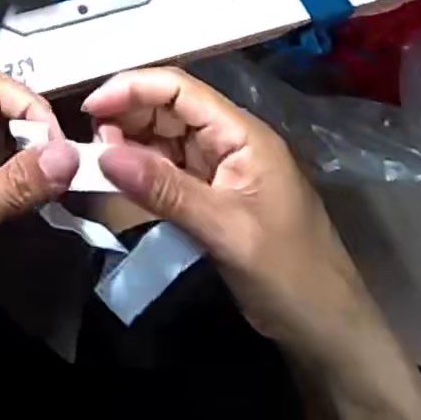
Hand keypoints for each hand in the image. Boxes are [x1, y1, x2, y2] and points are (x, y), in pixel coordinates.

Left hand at [0, 73, 79, 333]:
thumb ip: (20, 182)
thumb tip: (71, 154)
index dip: (32, 107)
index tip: (57, 146)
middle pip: (8, 105)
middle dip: (39, 127)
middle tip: (62, 163)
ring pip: (13, 132)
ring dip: (39, 149)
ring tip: (59, 177)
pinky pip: (13, 158)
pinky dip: (34, 169)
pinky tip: (47, 190)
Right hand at [83, 68, 420, 419]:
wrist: (329, 331)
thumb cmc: (289, 274)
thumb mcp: (226, 231)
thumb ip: (165, 190)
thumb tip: (104, 155)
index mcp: (242, 132)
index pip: (181, 89)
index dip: (133, 89)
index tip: (90, 107)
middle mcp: (229, 139)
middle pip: (169, 107)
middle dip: (128, 115)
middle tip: (91, 145)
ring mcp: (221, 165)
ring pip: (166, 136)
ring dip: (131, 142)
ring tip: (101, 162)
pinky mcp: (213, 191)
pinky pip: (170, 167)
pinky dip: (143, 169)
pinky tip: (122, 178)